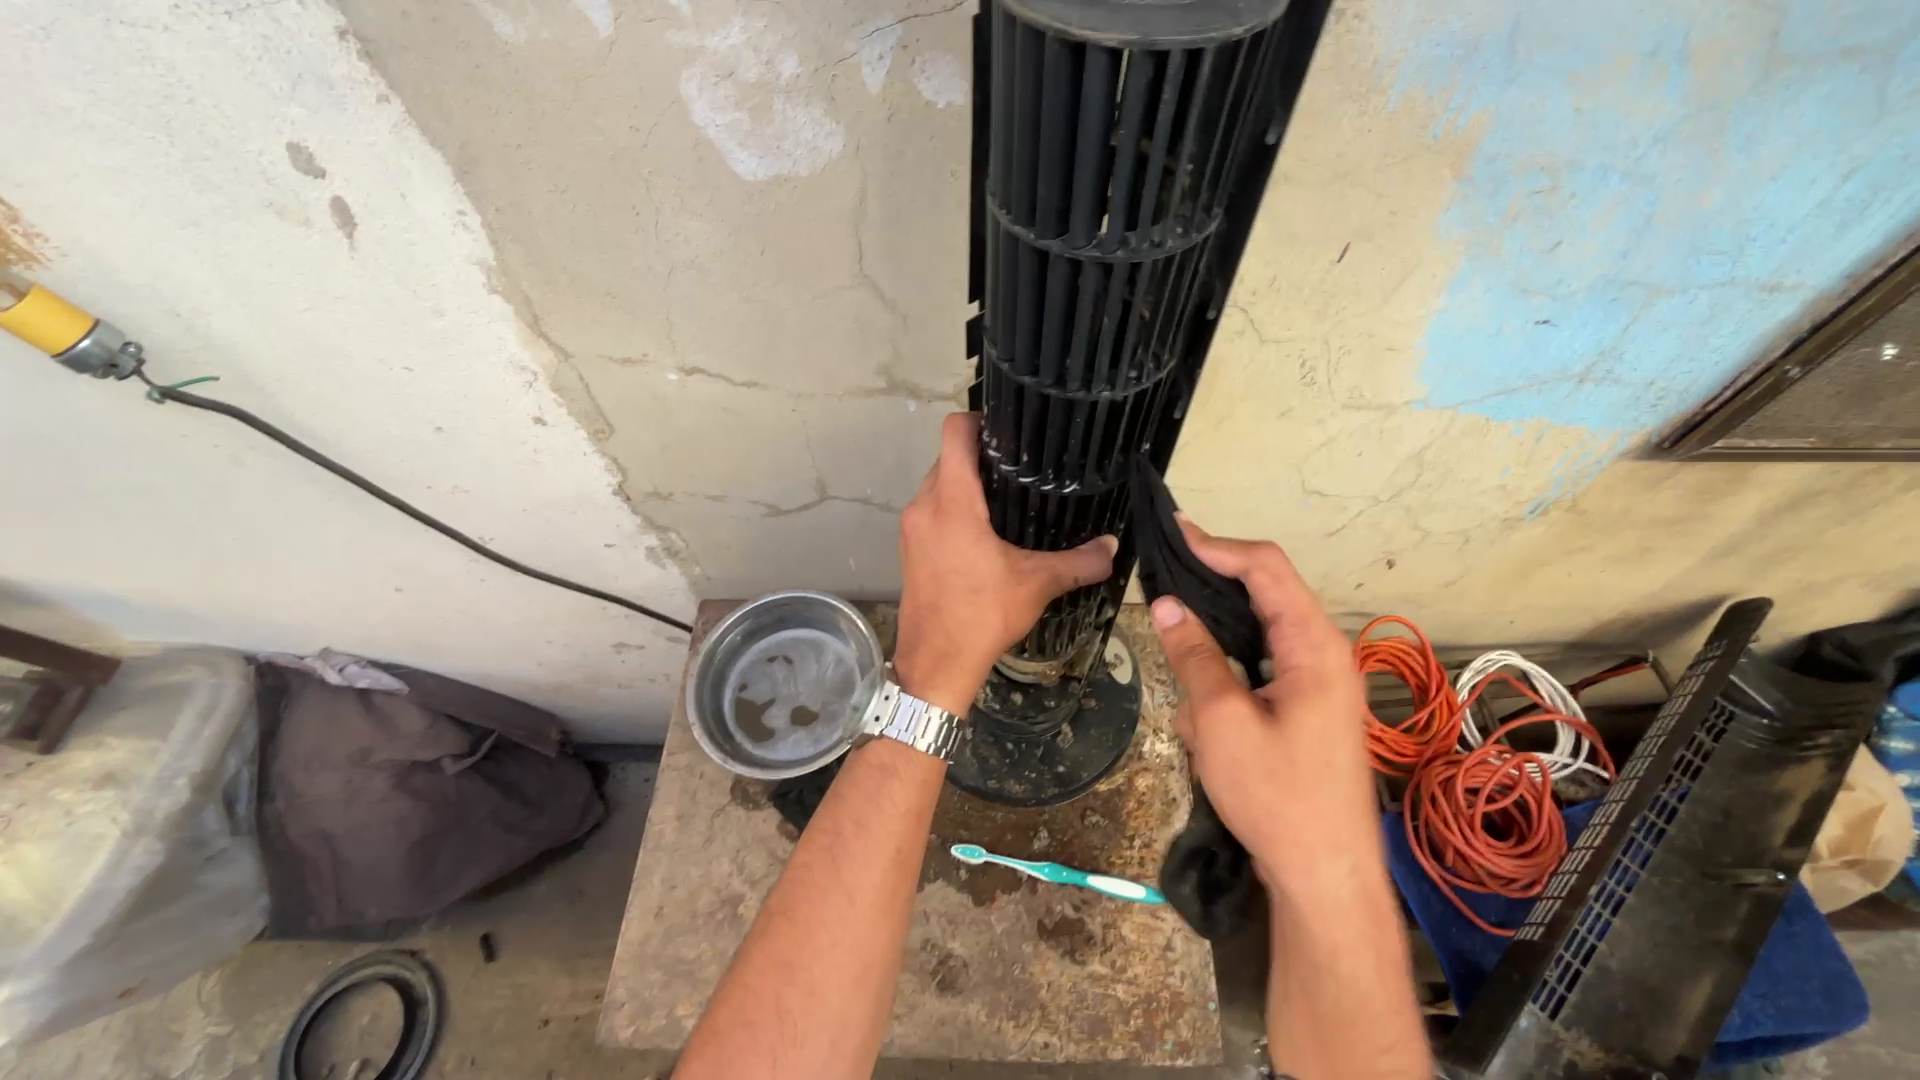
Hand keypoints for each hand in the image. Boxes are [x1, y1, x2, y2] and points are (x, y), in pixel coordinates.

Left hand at [894, 413, 1117, 715]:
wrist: (936, 665)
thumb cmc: (982, 615)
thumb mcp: (1036, 584)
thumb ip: (1078, 561)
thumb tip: (1113, 547)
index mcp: (951, 501)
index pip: (955, 432)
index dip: (980, 419)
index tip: (1011, 428)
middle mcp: (924, 506)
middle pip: (947, 458)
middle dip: (980, 456)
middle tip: (1020, 465)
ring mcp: (911, 529)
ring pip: (938, 486)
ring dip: (966, 485)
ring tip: (1007, 496)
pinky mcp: (909, 549)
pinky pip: (931, 511)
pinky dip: (953, 509)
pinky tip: (985, 530)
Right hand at [1148, 517, 1380, 899]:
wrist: (1323, 873)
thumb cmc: (1276, 795)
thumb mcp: (1221, 721)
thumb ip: (1194, 655)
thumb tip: (1167, 604)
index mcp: (1314, 645)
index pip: (1266, 568)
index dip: (1218, 545)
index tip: (1173, 533)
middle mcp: (1323, 653)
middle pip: (1264, 595)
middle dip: (1211, 590)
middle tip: (1162, 581)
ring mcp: (1317, 683)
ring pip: (1255, 639)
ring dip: (1214, 649)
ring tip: (1177, 670)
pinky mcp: (1305, 709)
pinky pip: (1257, 673)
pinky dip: (1224, 682)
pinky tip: (1198, 717)